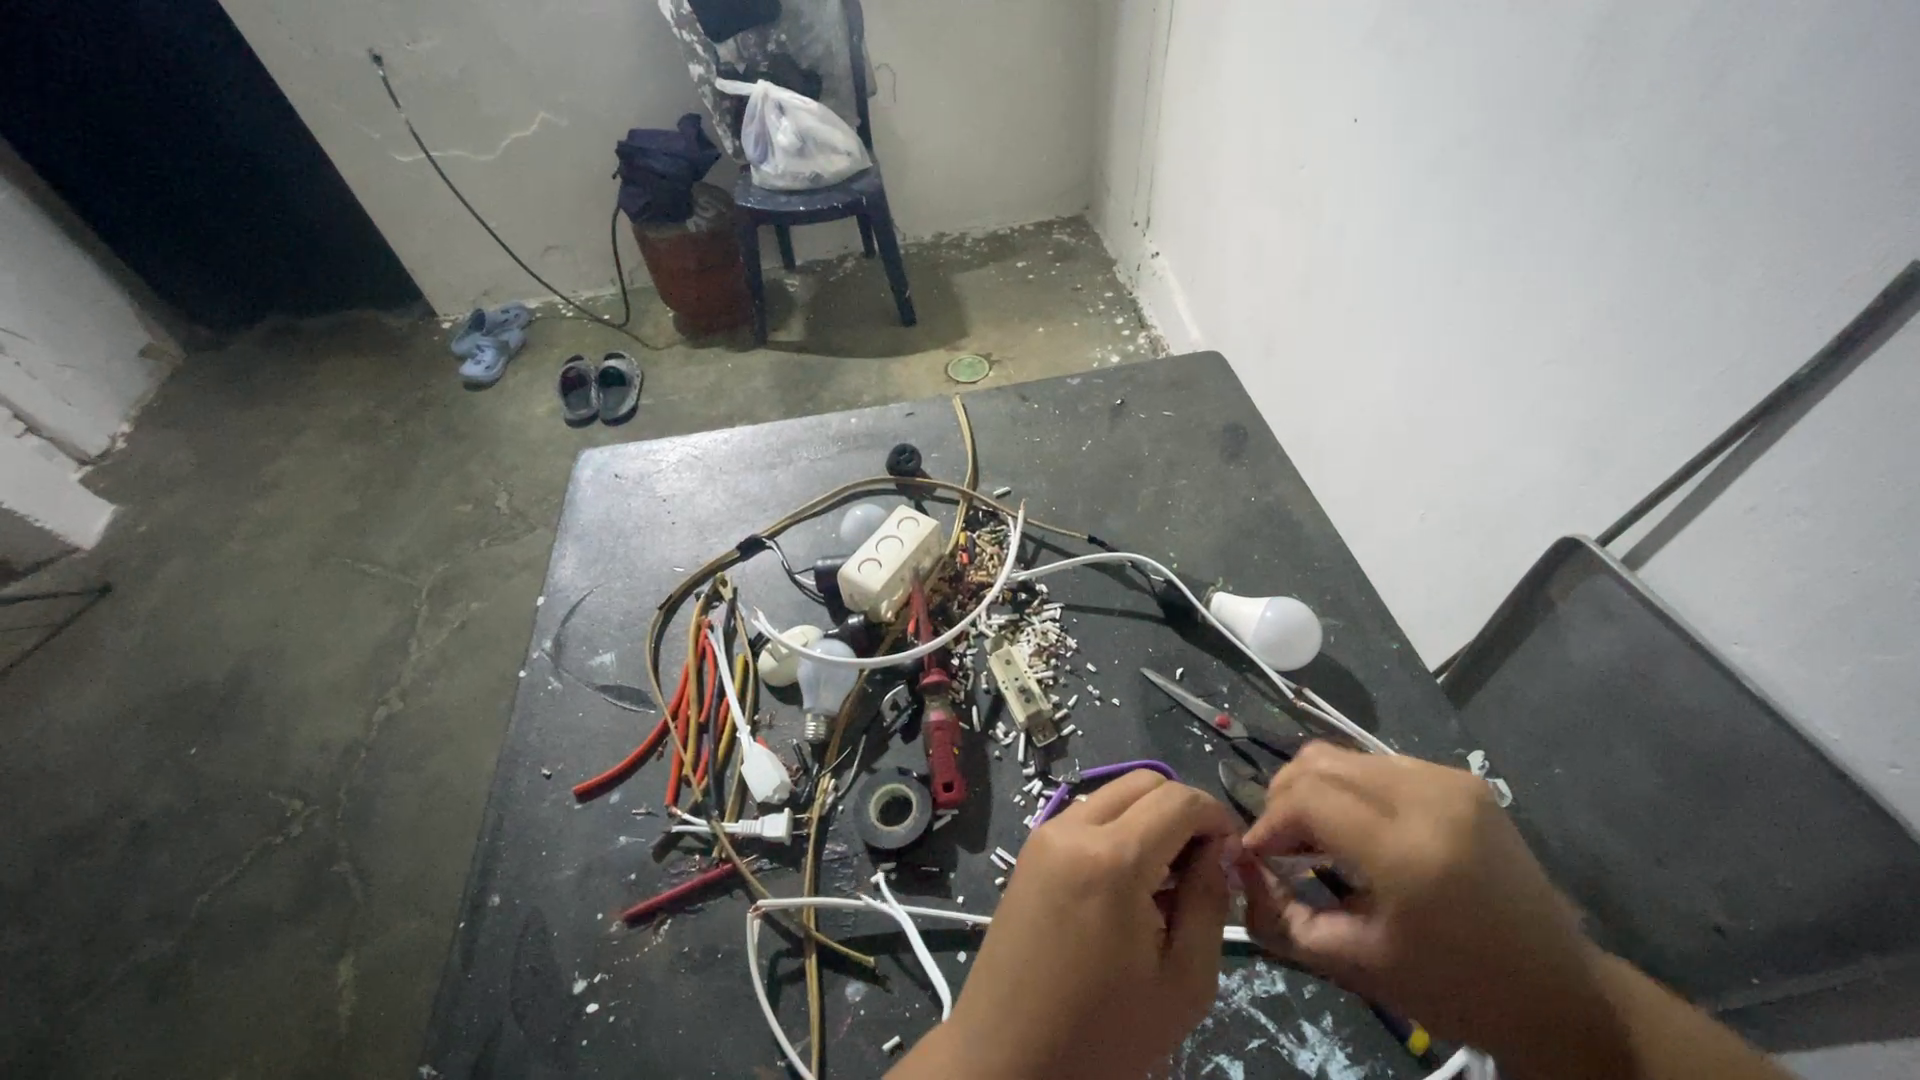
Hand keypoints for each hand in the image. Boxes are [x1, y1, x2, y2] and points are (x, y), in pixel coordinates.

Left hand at [893, 771, 1240, 1078]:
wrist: (1007, 1056)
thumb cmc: (1103, 1032)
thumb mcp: (1183, 981)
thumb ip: (1209, 902)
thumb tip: (1218, 852)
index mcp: (1113, 859)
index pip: (1180, 799)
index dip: (1217, 818)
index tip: (1230, 859)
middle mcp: (1073, 829)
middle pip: (1145, 782)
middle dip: (1183, 811)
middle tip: (1200, 868)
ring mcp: (1044, 835)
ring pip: (1113, 794)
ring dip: (1148, 819)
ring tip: (1164, 882)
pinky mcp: (1029, 851)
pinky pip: (1086, 817)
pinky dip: (1117, 830)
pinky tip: (1126, 885)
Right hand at [1239, 744, 1627, 1072]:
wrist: (1560, 995)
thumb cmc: (1454, 989)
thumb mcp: (1355, 964)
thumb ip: (1282, 917)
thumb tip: (1238, 868)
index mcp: (1407, 850)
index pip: (1306, 797)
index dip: (1267, 822)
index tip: (1257, 857)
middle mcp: (1430, 798)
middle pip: (1318, 763)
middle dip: (1283, 800)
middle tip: (1281, 846)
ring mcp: (1451, 782)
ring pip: (1345, 757)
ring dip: (1315, 791)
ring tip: (1318, 839)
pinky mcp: (1464, 781)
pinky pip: (1379, 765)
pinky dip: (1352, 790)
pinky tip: (1359, 832)